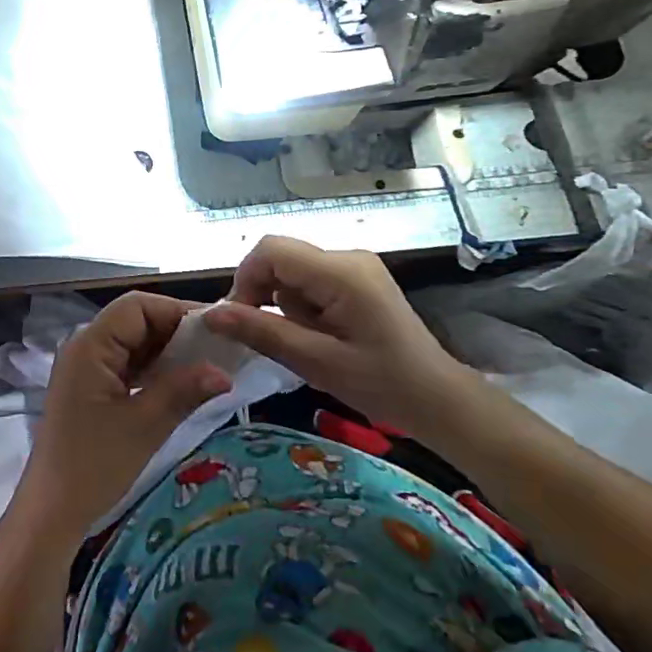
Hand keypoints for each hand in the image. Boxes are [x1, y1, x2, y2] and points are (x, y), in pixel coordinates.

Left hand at [19, 293, 232, 535]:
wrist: (52, 510)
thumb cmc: (95, 465)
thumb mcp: (146, 425)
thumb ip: (184, 390)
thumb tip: (224, 372)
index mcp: (90, 345)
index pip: (137, 306)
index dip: (177, 312)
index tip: (217, 330)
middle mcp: (84, 347)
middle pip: (135, 321)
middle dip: (176, 332)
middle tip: (219, 349)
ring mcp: (85, 368)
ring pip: (132, 343)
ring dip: (167, 352)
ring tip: (208, 365)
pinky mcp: (89, 388)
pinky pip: (126, 365)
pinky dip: (153, 370)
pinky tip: (180, 384)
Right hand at [205, 236, 477, 436]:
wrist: (440, 400)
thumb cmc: (383, 385)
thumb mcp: (317, 362)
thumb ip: (262, 332)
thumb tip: (211, 314)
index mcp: (341, 272)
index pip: (270, 250)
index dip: (244, 280)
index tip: (240, 321)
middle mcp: (347, 257)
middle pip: (279, 258)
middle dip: (263, 294)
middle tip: (271, 338)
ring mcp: (354, 267)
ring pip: (291, 271)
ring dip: (284, 305)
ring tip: (305, 342)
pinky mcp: (357, 280)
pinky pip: (309, 281)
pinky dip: (300, 306)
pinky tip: (317, 336)